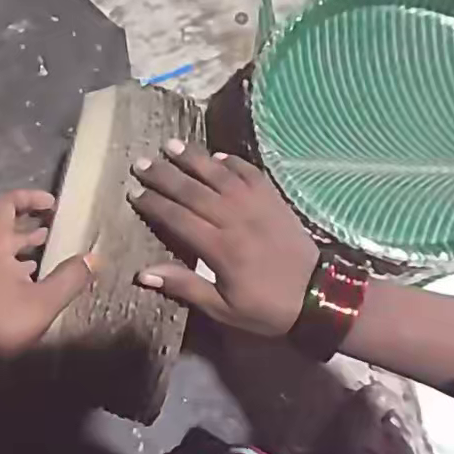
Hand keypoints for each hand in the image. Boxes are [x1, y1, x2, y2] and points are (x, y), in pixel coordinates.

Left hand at [0, 189, 95, 356]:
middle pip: (1, 223)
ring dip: (20, 241)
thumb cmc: (1, 321)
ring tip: (45, 244)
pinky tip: (28, 273)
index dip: (29, 197)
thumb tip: (93, 257)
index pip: (5, 203)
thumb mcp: (44, 301)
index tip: (52, 204)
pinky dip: (9, 258)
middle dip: (28, 220)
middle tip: (53, 224)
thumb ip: (70, 277)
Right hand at [128, 140, 318, 335]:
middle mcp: (237, 220)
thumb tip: (142, 274)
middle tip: (141, 163)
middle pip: (194, 191)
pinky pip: (250, 173)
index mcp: (221, 248)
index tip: (133, 192)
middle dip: (164, 175)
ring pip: (220, 175)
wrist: (321, 297)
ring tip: (170, 145)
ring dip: (194, 159)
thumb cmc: (265, 307)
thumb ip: (184, 286)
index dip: (153, 204)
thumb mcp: (222, 308)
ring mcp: (258, 206)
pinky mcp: (275, 200)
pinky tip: (215, 155)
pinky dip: (232, 161)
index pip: (178, 218)